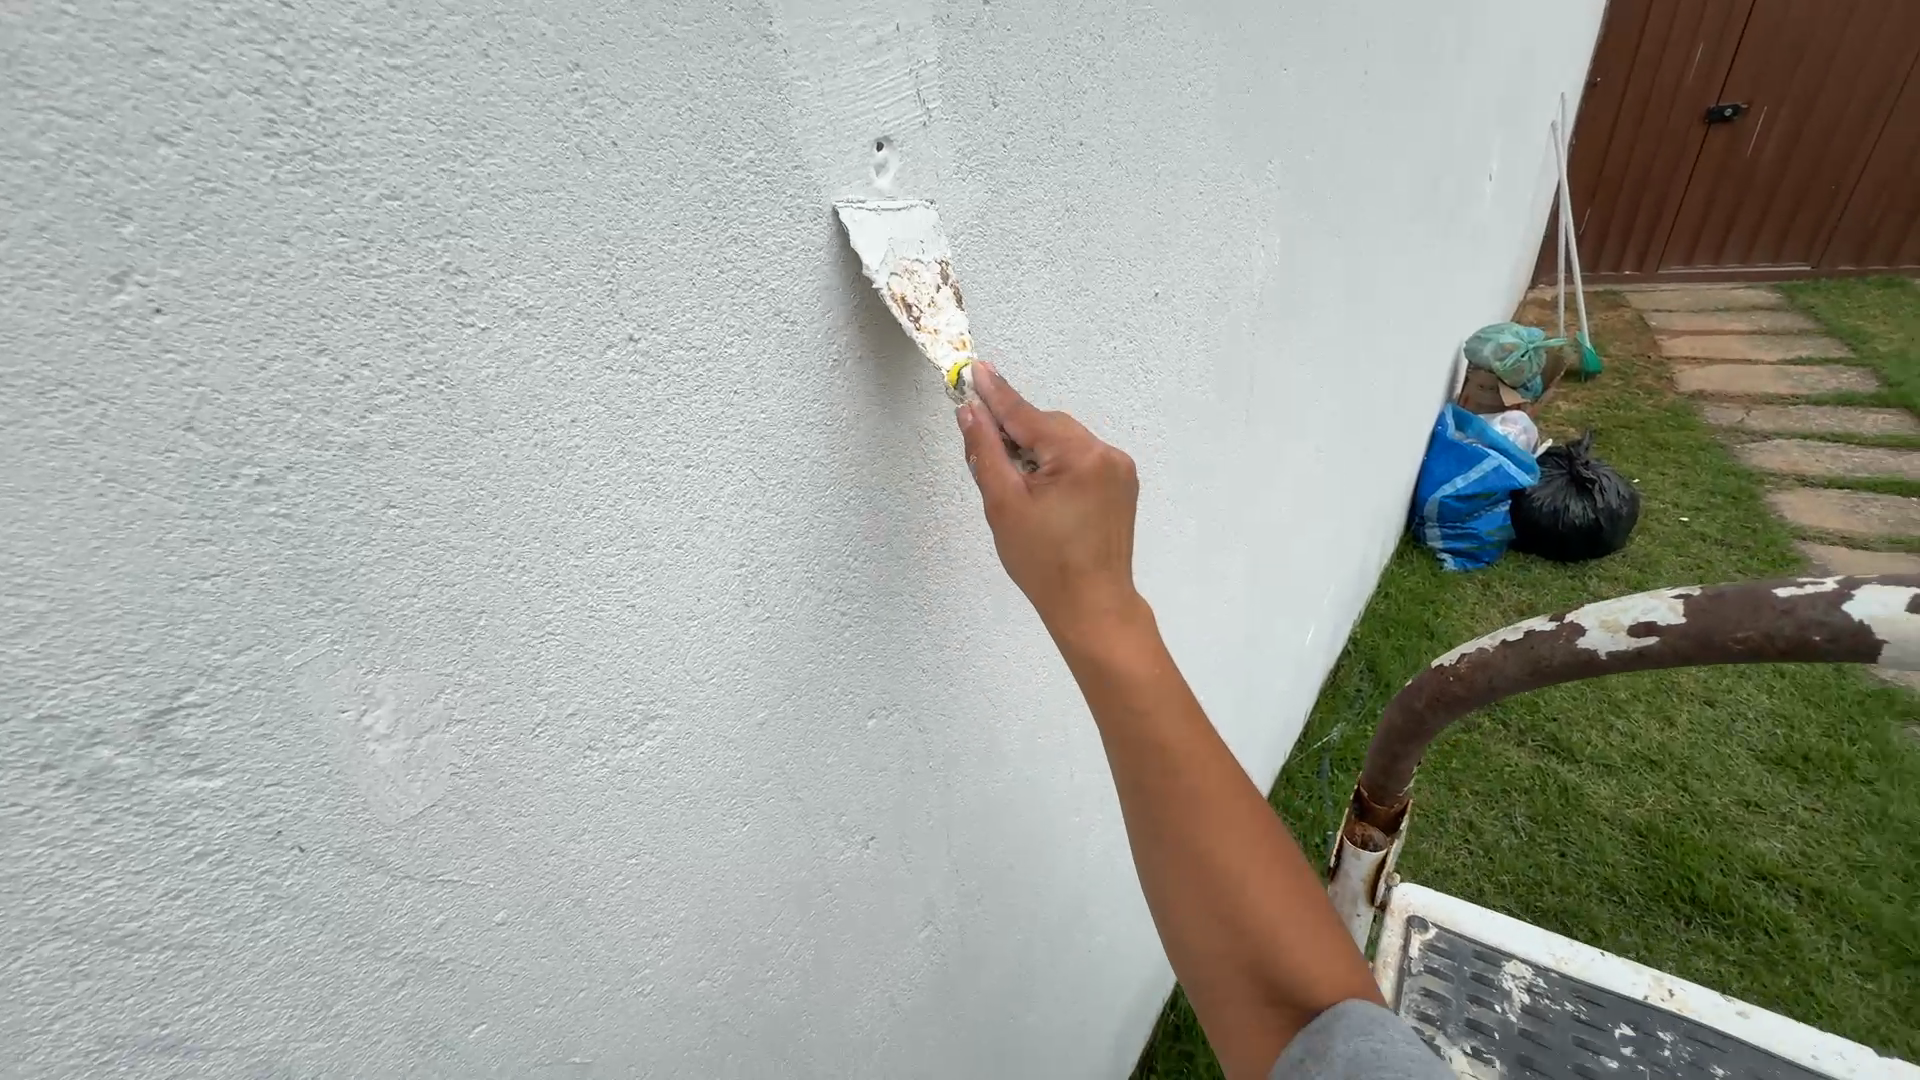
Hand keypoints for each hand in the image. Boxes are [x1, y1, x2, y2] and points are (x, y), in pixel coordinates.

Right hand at [956, 362, 1143, 641]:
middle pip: (1049, 427)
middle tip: (988, 458)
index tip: (976, 370)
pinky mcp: (1123, 486)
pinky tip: (1044, 496)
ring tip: (1020, 490)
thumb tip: (971, 413)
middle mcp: (1107, 454)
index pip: (1026, 415)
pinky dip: (1059, 466)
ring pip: (1065, 443)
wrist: (1092, 605)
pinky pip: (1082, 460)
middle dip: (1017, 436)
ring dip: (1038, 453)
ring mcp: (1120, 470)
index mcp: (1080, 456)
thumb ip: (985, 452)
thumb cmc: (1045, 564)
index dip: (996, 395)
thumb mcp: (1003, 504)